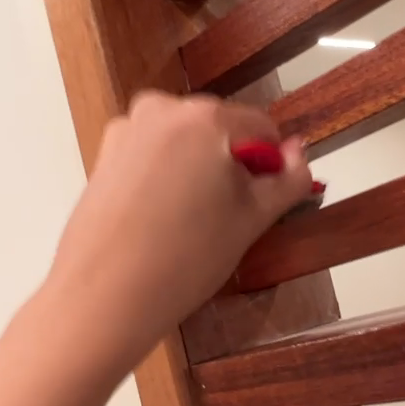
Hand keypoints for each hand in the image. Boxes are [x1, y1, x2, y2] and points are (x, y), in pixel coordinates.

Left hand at [44, 91, 313, 361]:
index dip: (272, 164)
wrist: (106, 296)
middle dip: (232, 164)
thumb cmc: (187, 257)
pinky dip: (168, 176)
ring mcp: (129, 129)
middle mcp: (163, 109)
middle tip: (230, 216)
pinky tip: (164, 218)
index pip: (262, 127)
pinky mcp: (106, 154)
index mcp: (206, 117)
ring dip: (200, 169)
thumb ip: (290, 179)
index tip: (267, 200)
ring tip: (195, 220)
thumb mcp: (254, 218)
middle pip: (221, 129)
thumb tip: (298, 153)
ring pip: (186, 142)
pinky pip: (154, 154)